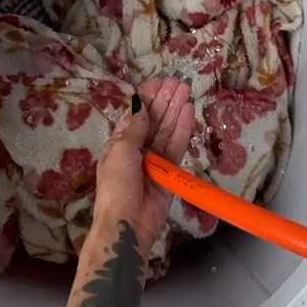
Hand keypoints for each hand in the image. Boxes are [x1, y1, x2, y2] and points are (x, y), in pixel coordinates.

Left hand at [91, 77, 193, 256]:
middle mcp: (137, 150)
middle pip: (154, 120)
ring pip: (167, 131)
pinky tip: (189, 112)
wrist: (127, 225)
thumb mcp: (120, 151)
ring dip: (176, 110)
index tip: (160, 81)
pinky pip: (177, 147)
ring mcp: (154, 162)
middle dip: (165, 101)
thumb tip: (141, 105)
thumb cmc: (117, 185)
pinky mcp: (170, 173)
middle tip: (178, 82)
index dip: (147, 98)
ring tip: (186, 90)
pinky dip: (183, 129)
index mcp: (119, 144)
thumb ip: (135, 128)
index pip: (135, 115)